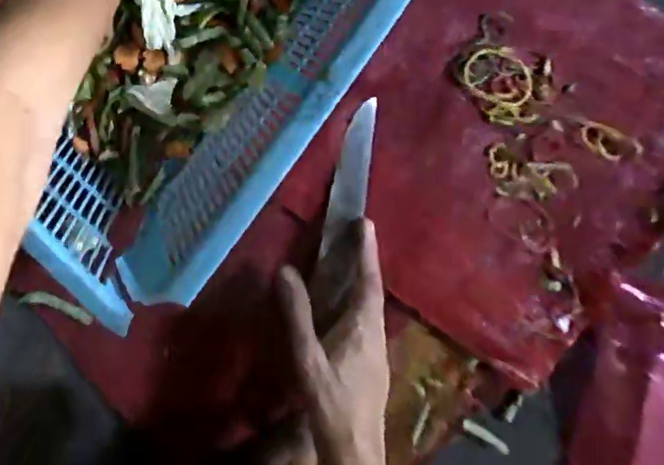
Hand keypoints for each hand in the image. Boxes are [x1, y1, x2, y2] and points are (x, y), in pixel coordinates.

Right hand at [276, 220, 387, 464]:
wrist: (355, 454)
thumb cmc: (332, 404)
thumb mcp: (308, 359)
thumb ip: (297, 315)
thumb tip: (285, 270)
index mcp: (364, 326)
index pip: (368, 279)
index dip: (366, 249)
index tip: (366, 221)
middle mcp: (377, 334)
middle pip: (373, 290)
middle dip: (365, 261)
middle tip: (356, 236)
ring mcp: (378, 353)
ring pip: (372, 308)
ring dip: (363, 283)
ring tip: (349, 267)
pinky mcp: (373, 368)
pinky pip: (367, 323)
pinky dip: (358, 304)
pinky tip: (345, 314)